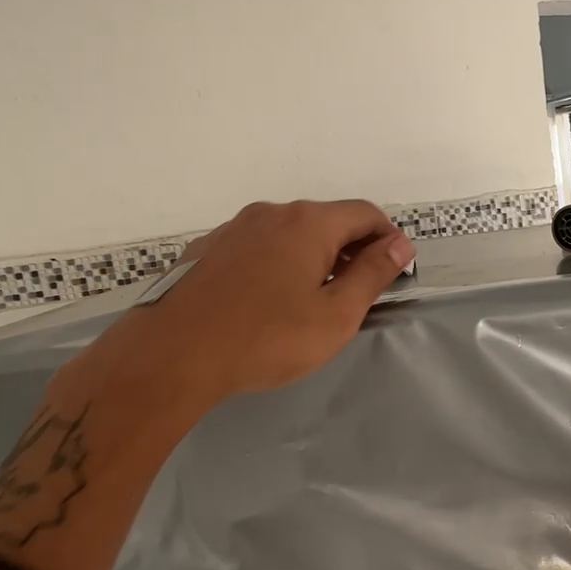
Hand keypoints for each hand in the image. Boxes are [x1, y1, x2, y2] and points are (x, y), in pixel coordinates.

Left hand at [68, 200, 414, 414]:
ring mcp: (233, 229)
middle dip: (351, 249)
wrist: (171, 355)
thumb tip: (399, 245)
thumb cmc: (266, 338)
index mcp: (309, 224)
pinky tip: (267, 303)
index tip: (395, 272)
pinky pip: (256, 247)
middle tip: (358, 293)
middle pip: (326, 220)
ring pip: (288, 234)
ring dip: (312, 258)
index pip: (365, 214)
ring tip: (312, 302)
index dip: (388, 239)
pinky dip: (276, 264)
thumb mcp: (335, 315)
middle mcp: (271, 214)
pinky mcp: (205, 250)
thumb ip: (372, 275)